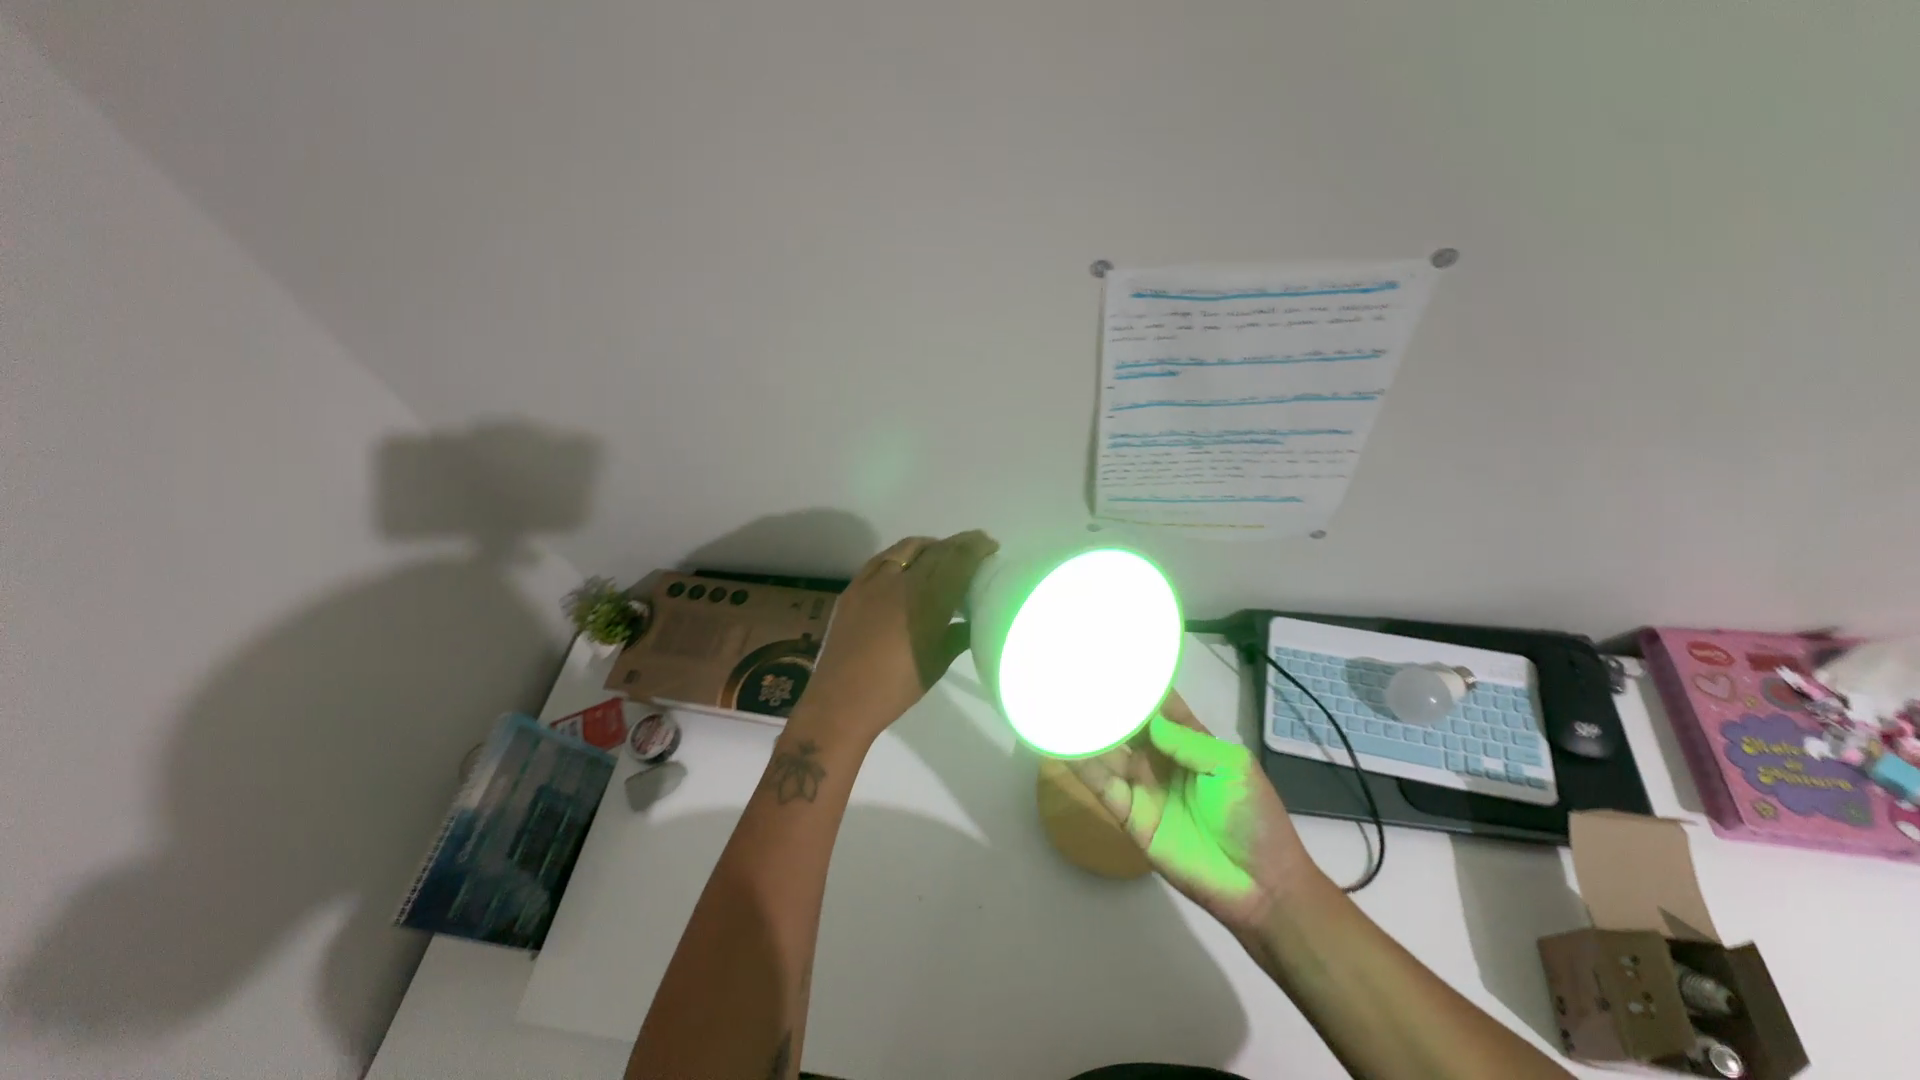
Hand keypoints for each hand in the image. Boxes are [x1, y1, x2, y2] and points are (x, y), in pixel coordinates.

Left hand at [798, 530, 999, 745]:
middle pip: (935, 550)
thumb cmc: (896, 687)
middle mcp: (901, 581)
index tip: (990, 545)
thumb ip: (958, 635)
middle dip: (957, 545)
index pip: (957, 560)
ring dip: (930, 547)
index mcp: (928, 599)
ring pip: (907, 549)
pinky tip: (906, 566)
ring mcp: (873, 582)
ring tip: (941, 555)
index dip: (976, 547)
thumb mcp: (937, 662)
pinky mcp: (853, 588)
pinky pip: (882, 559)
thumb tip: (974, 621)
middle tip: (973, 549)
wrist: (841, 699)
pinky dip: (902, 555)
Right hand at [1069, 691, 1325, 935]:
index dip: (1140, 686)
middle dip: (1106, 705)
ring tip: (1059, 704)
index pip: (1160, 706)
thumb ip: (1189, 741)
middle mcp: (1161, 759)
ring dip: (1087, 731)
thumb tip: (1149, 720)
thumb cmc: (1254, 817)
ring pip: (1108, 752)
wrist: (1259, 884)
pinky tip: (1062, 746)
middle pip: (1127, 726)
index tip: (1112, 660)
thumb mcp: (1232, 767)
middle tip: (1074, 677)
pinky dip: (1081, 768)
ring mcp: (1143, 787)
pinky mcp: (1130, 816)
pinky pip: (1102, 787)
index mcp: (1192, 742)